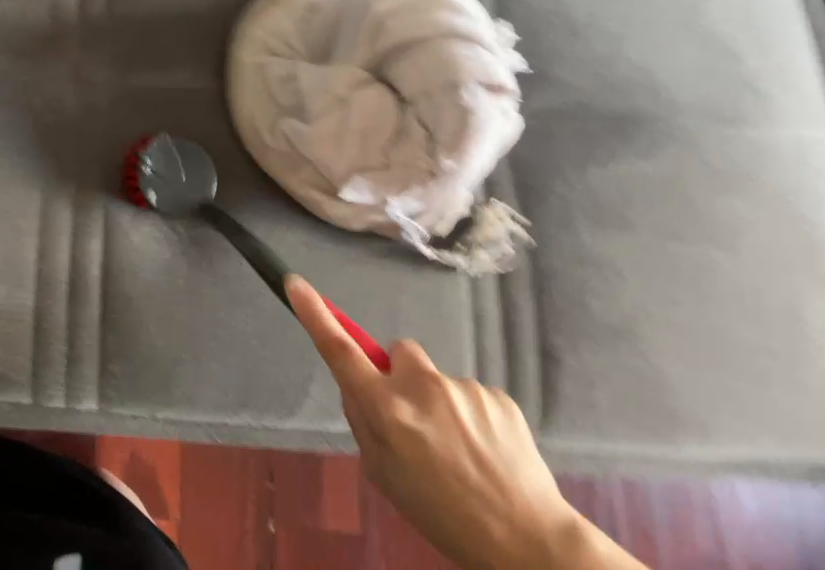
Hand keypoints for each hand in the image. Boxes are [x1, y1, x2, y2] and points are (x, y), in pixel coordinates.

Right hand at [286, 277, 642, 569]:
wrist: (529, 541)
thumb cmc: (441, 514)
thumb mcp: (383, 475)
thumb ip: (363, 423)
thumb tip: (356, 387)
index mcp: (388, 411)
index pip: (340, 352)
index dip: (315, 314)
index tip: (295, 283)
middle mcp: (423, 388)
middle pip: (398, 354)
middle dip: (399, 376)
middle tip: (414, 423)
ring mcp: (464, 388)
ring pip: (436, 379)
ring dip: (438, 402)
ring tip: (459, 452)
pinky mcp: (499, 396)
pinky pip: (469, 393)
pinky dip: (470, 416)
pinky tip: (486, 453)